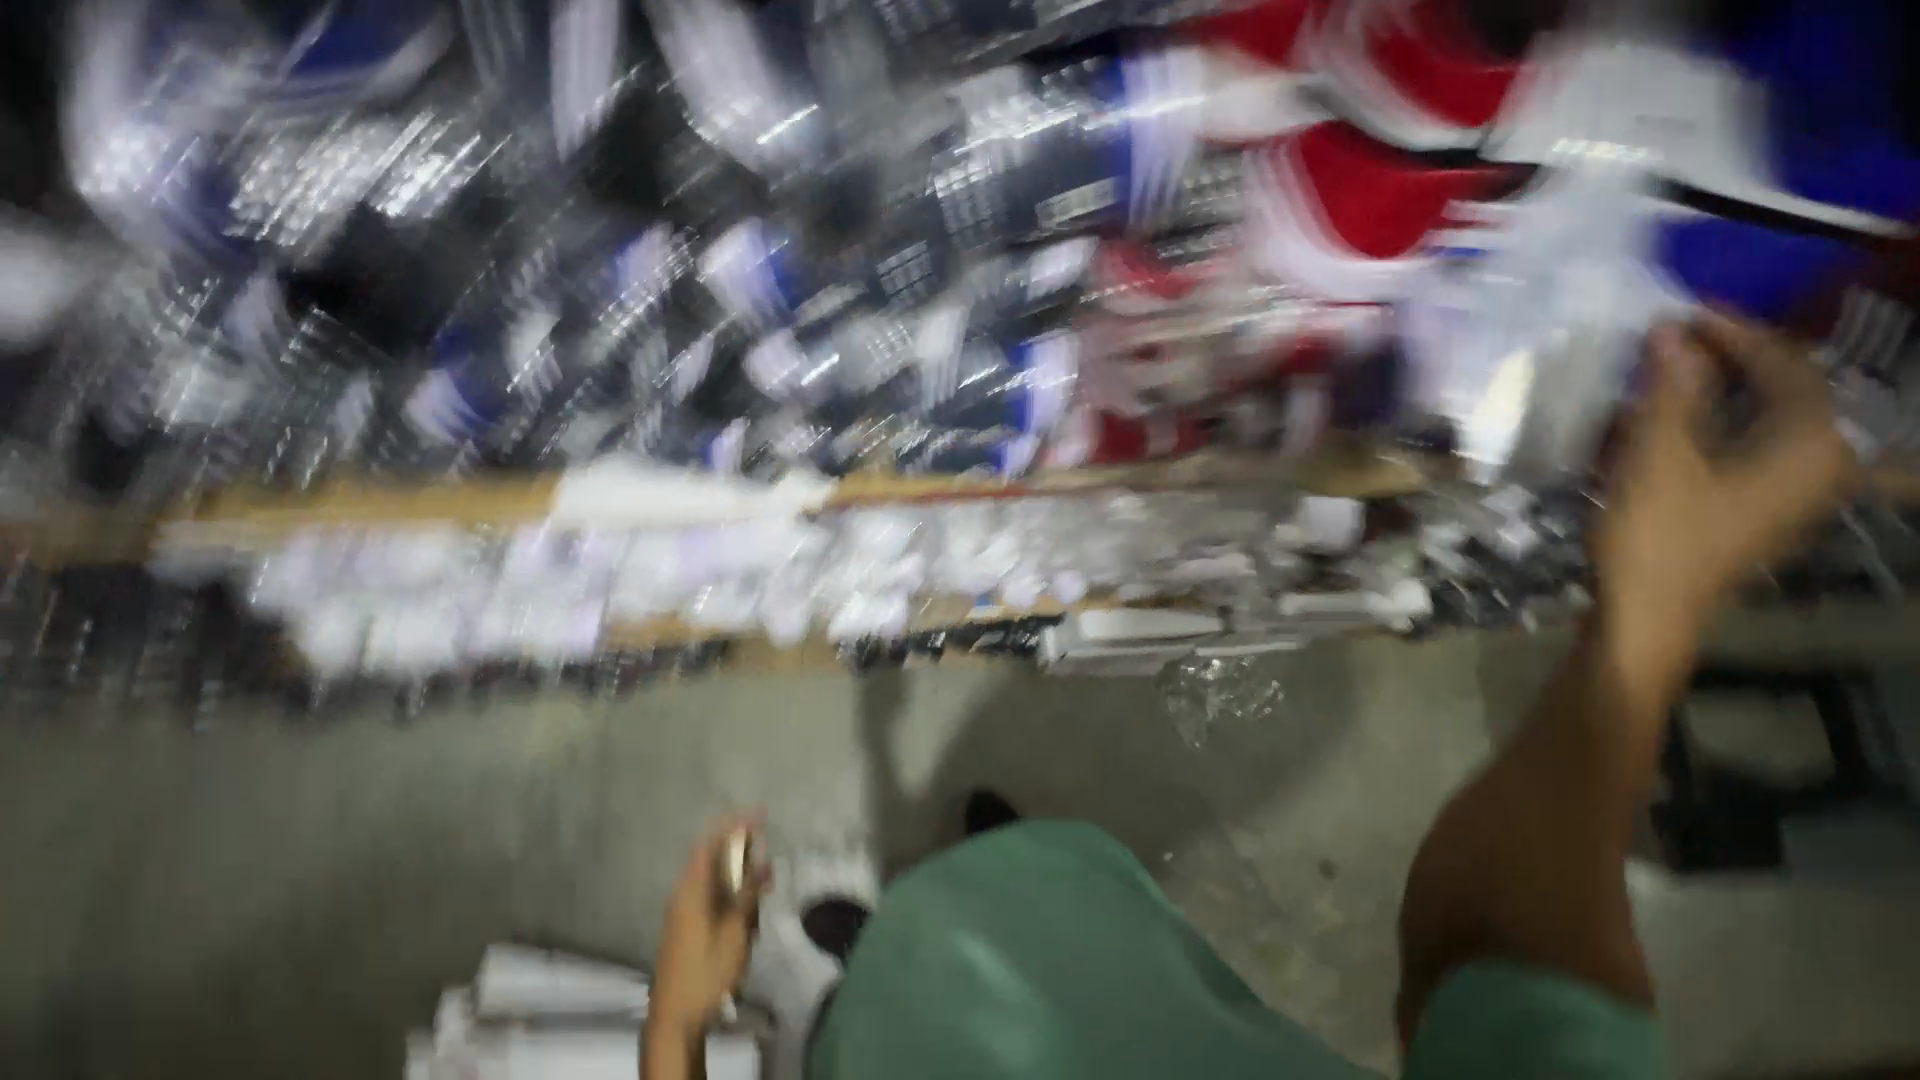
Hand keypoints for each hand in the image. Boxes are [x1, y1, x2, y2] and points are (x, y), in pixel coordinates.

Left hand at [648, 814, 769, 1038]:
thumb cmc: (706, 972)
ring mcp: (683, 912)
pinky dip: (732, 895)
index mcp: (691, 890)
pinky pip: (712, 899)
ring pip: (714, 881)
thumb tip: (763, 859)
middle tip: (767, 850)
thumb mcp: (734, 932)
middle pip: (713, 859)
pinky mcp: (687, 928)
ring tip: (764, 885)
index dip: (734, 824)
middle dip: (742, 851)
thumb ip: (747, 893)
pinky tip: (749, 910)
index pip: (710, 842)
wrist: (674, 1018)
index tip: (760, 813)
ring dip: (739, 877)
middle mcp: (683, 894)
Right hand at [1594, 310, 1855, 653]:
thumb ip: (1670, 389)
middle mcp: (1818, 461)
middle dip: (1727, 358)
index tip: (1681, 312)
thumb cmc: (1656, 535)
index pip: (1783, 364)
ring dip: (1716, 390)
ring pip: (1761, 417)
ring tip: (1665, 373)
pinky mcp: (1760, 507)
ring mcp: (1792, 488)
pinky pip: (1747, 445)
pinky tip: (1670, 421)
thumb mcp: (1657, 456)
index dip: (1733, 332)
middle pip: (1781, 388)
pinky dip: (1712, 423)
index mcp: (1810, 442)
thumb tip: (1671, 330)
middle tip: (1672, 339)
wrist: (1649, 614)